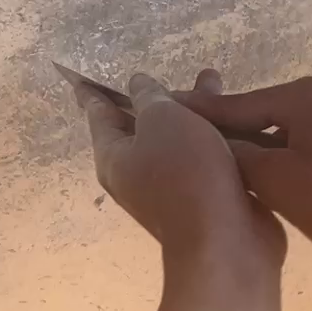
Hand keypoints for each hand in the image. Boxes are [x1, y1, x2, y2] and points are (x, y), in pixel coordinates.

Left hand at [79, 70, 285, 264]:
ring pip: (177, 134)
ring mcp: (170, 185)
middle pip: (140, 121)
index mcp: (113, 156)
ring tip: (212, 76)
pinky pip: (202, 151)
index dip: (91, 91)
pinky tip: (232, 113)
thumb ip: (150, 98)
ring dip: (192, 106)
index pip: (97, 113)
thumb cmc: (185, 174)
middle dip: (155, 93)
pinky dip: (212, 129)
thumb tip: (136, 84)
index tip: (80, 76)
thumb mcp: (163, 121)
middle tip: (160, 65)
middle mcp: (136, 171)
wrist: (227, 245)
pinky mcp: (203, 193)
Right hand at [174, 76, 311, 283]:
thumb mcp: (282, 186)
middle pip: (263, 115)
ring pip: (292, 132)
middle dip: (231, 135)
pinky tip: (291, 184)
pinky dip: (297, 158)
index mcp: (303, 96)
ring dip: (266, 150)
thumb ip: (238, 158)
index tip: (159, 108)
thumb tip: (208, 141)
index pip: (232, 104)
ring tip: (240, 176)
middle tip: (198, 154)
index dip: (194, 112)